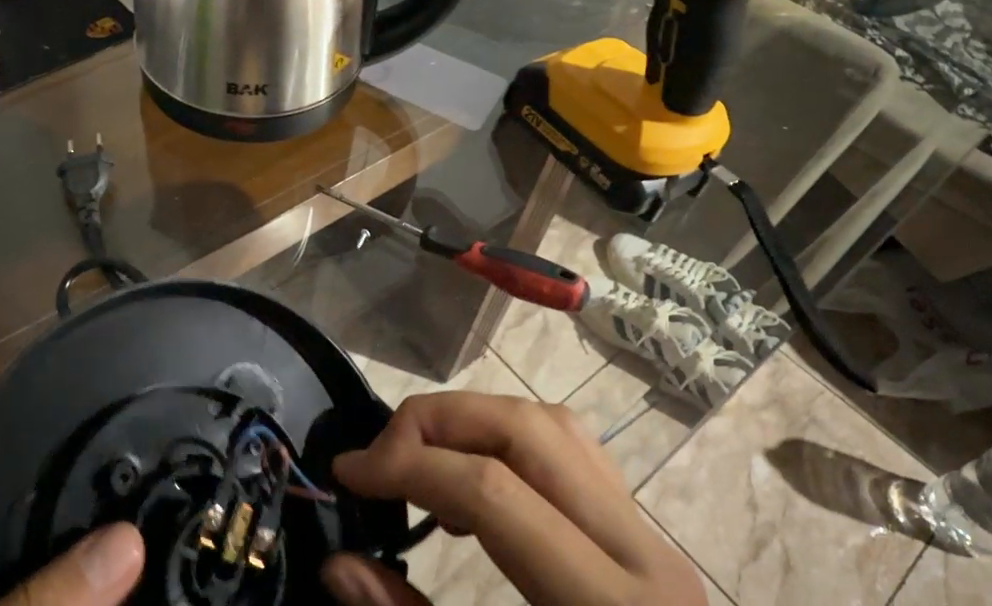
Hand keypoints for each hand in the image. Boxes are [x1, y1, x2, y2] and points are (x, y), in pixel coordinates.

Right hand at [321, 392, 707, 605]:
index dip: (407, 467)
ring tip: (420, 469)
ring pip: (553, 426)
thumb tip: (339, 565)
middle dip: (435, 425)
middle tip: (379, 460)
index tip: (347, 474)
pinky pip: (574, 452)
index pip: (492, 490)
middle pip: (526, 431)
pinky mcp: (646, 538)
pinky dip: (509, 442)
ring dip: (472, 425)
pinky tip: (475, 481)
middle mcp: (644, 555)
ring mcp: (652, 539)